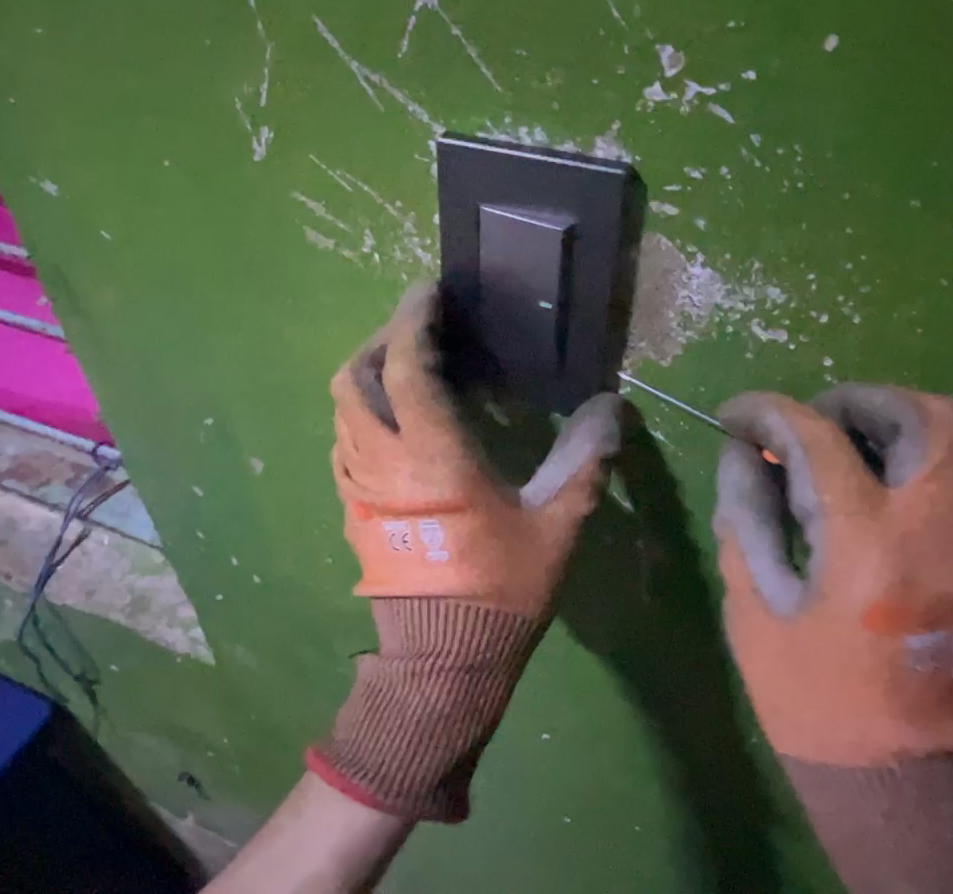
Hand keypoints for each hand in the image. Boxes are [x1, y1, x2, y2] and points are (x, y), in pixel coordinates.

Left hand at [307, 283, 622, 820]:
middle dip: (381, 340)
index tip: (427, 291)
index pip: (405, 365)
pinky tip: (396, 422)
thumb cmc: (500, 587)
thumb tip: (610, 409)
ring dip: (366, 376)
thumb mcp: (554, 525)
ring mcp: (357, 485)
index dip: (412, 319)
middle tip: (417, 328)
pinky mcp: (351, 509)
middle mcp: (382, 459)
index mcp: (431, 453)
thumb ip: (582, 462)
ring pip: (342, 410)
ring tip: (406, 367)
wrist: (443, 661)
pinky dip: (362, 413)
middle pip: (354, 377)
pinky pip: (344, 441)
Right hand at [712, 384, 952, 765]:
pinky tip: (934, 490)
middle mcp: (939, 528)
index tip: (737, 414)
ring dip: (925, 428)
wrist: (902, 770)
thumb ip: (745, 518)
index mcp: (866, 540)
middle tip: (822, 417)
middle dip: (863, 399)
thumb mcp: (754, 606)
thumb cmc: (812, 691)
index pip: (816, 437)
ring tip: (879, 445)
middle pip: (926, 416)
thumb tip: (741, 455)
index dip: (768, 412)